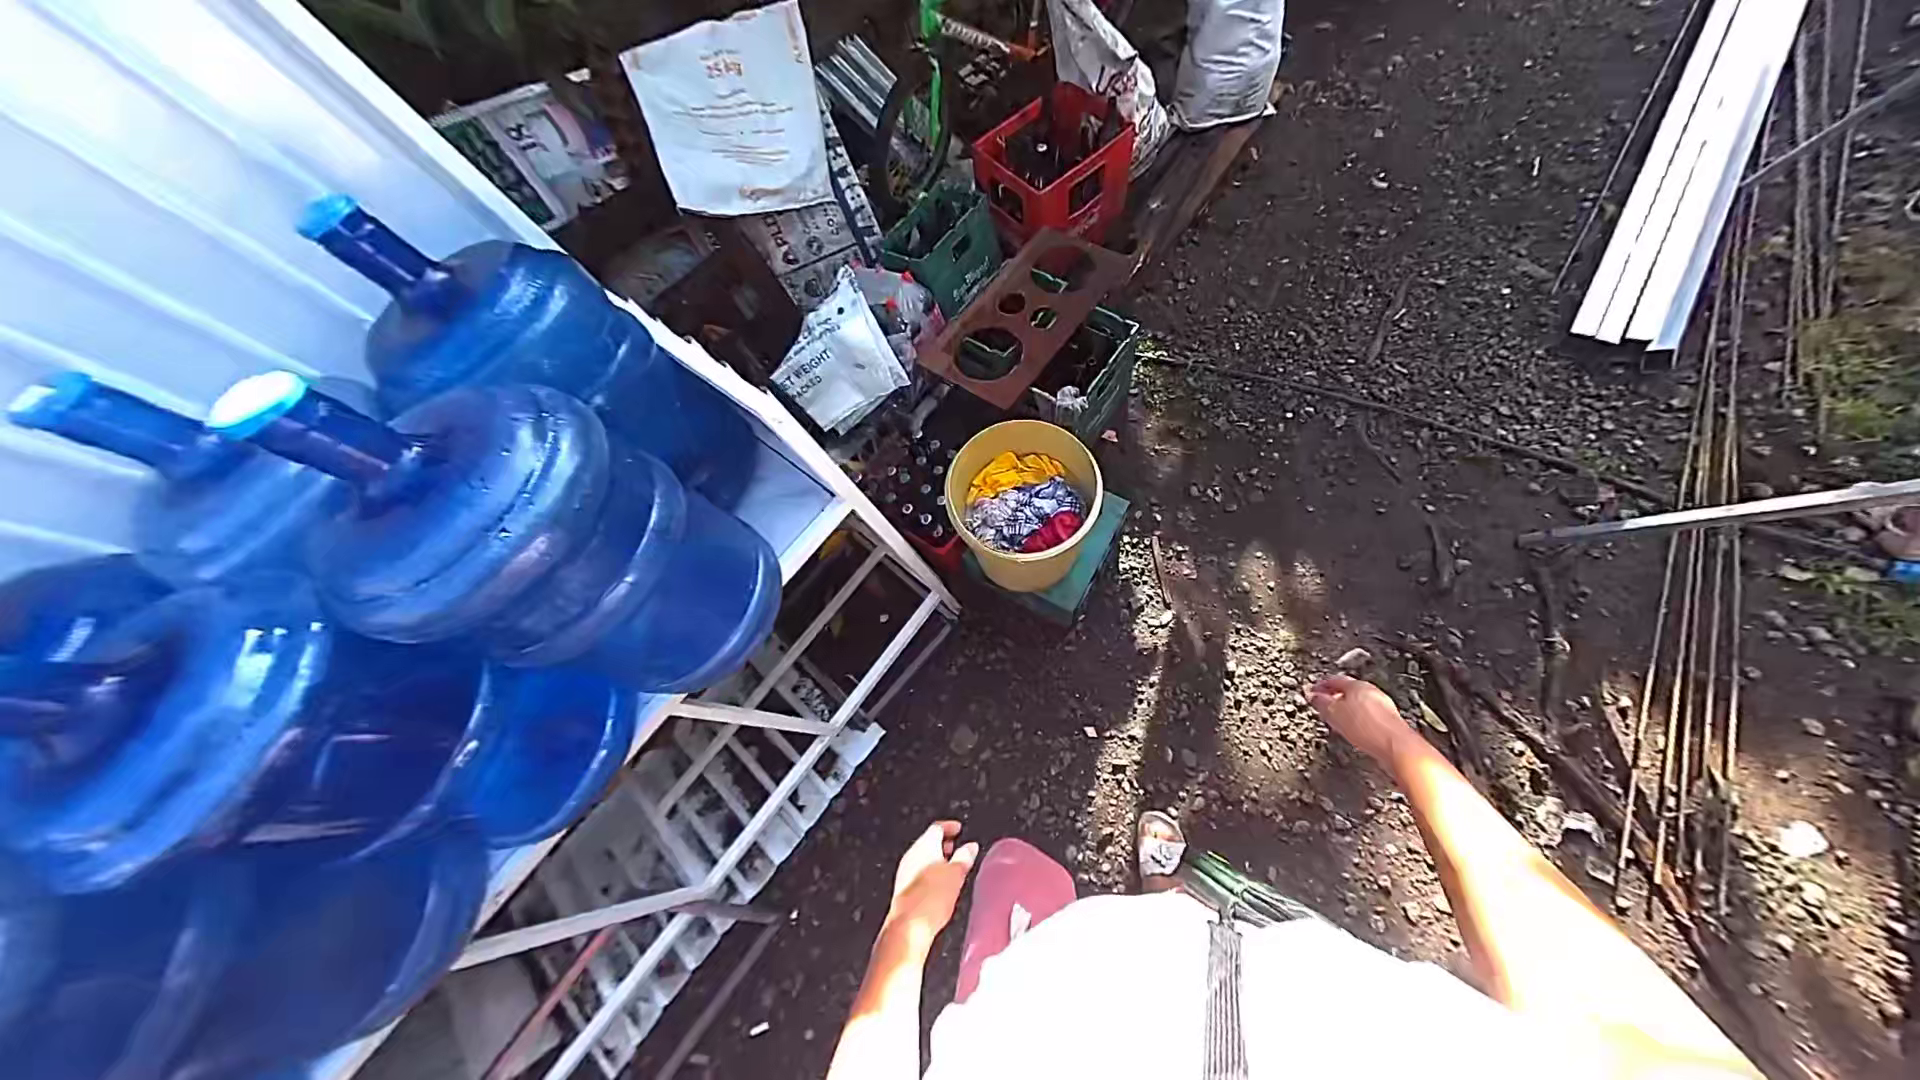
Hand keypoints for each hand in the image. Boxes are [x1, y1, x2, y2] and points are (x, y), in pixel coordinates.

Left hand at [885, 820, 978, 938]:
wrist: (909, 926)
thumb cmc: (930, 898)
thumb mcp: (956, 874)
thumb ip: (965, 857)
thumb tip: (970, 847)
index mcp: (925, 845)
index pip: (937, 827)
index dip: (949, 827)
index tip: (958, 828)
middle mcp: (912, 855)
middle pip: (928, 842)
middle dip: (943, 843)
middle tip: (956, 847)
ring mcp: (905, 871)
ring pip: (923, 857)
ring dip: (936, 859)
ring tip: (950, 867)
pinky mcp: (903, 888)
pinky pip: (918, 872)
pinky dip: (929, 872)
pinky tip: (938, 885)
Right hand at [1306, 675, 1412, 766]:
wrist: (1397, 748)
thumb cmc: (1368, 728)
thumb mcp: (1333, 713)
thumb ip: (1320, 702)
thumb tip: (1313, 696)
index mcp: (1358, 685)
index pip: (1334, 680)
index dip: (1320, 686)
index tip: (1312, 692)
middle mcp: (1373, 692)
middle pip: (1349, 690)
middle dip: (1335, 697)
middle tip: (1323, 704)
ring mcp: (1384, 707)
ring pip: (1360, 703)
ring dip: (1347, 709)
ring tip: (1337, 719)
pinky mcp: (1390, 722)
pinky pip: (1369, 716)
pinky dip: (1359, 719)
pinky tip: (1355, 729)